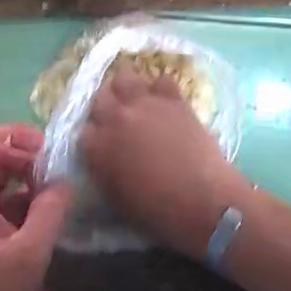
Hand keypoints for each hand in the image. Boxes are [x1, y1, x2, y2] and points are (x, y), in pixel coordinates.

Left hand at [0, 126, 70, 290]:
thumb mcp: (30, 258)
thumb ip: (48, 211)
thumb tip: (62, 179)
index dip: (14, 136)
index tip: (48, 151)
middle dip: (22, 158)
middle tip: (57, 174)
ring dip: (24, 185)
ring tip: (57, 199)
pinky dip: (20, 209)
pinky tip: (44, 227)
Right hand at [79, 64, 252, 257]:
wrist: (206, 203)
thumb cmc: (159, 212)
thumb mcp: (117, 200)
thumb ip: (102, 171)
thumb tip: (102, 159)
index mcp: (98, 147)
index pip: (83, 130)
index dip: (93, 137)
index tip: (101, 146)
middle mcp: (115, 118)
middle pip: (99, 97)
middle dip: (105, 108)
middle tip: (117, 122)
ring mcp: (145, 104)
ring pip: (124, 78)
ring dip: (126, 90)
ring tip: (135, 103)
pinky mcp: (173, 99)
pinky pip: (161, 81)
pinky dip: (161, 90)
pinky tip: (165, 103)